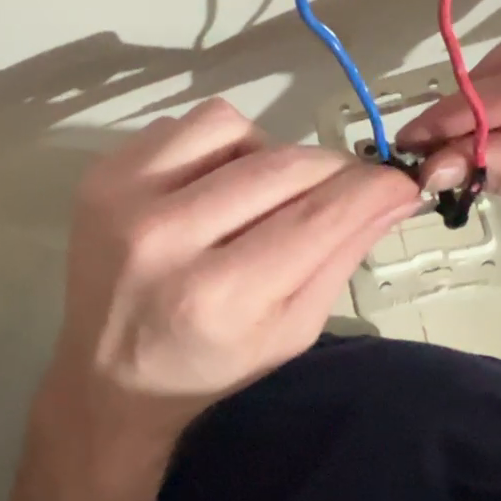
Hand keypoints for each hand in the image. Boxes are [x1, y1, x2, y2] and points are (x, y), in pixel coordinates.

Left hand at [38, 99, 419, 462]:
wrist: (107, 374)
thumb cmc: (206, 366)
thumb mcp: (287, 333)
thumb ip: (340, 259)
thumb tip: (393, 193)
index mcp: (215, 297)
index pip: (317, 217)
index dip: (371, 191)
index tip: (398, 183)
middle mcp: (163, 238)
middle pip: (282, 167)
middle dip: (332, 170)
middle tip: (342, 189)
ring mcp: (123, 198)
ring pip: (231, 126)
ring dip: (267, 152)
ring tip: (261, 192)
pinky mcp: (102, 174)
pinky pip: (182, 126)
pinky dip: (216, 149)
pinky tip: (213, 187)